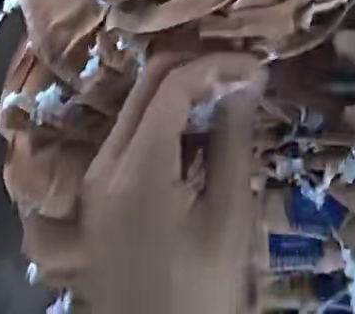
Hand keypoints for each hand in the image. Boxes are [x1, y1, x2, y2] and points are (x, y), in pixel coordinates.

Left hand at [81, 53, 266, 313]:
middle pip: (149, 81)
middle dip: (200, 65)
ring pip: (139, 101)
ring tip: (232, 93)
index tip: (259, 65)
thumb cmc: (202, 290)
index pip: (174, 84)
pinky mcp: (99, 193)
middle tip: (245, 72)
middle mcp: (102, 164)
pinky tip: (204, 128)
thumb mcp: (229, 214)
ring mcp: (95, 179)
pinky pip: (134, 130)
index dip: (219, 63)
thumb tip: (249, 75)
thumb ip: (234, 135)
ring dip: (186, 87)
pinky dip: (170, 115)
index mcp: (134, 171)